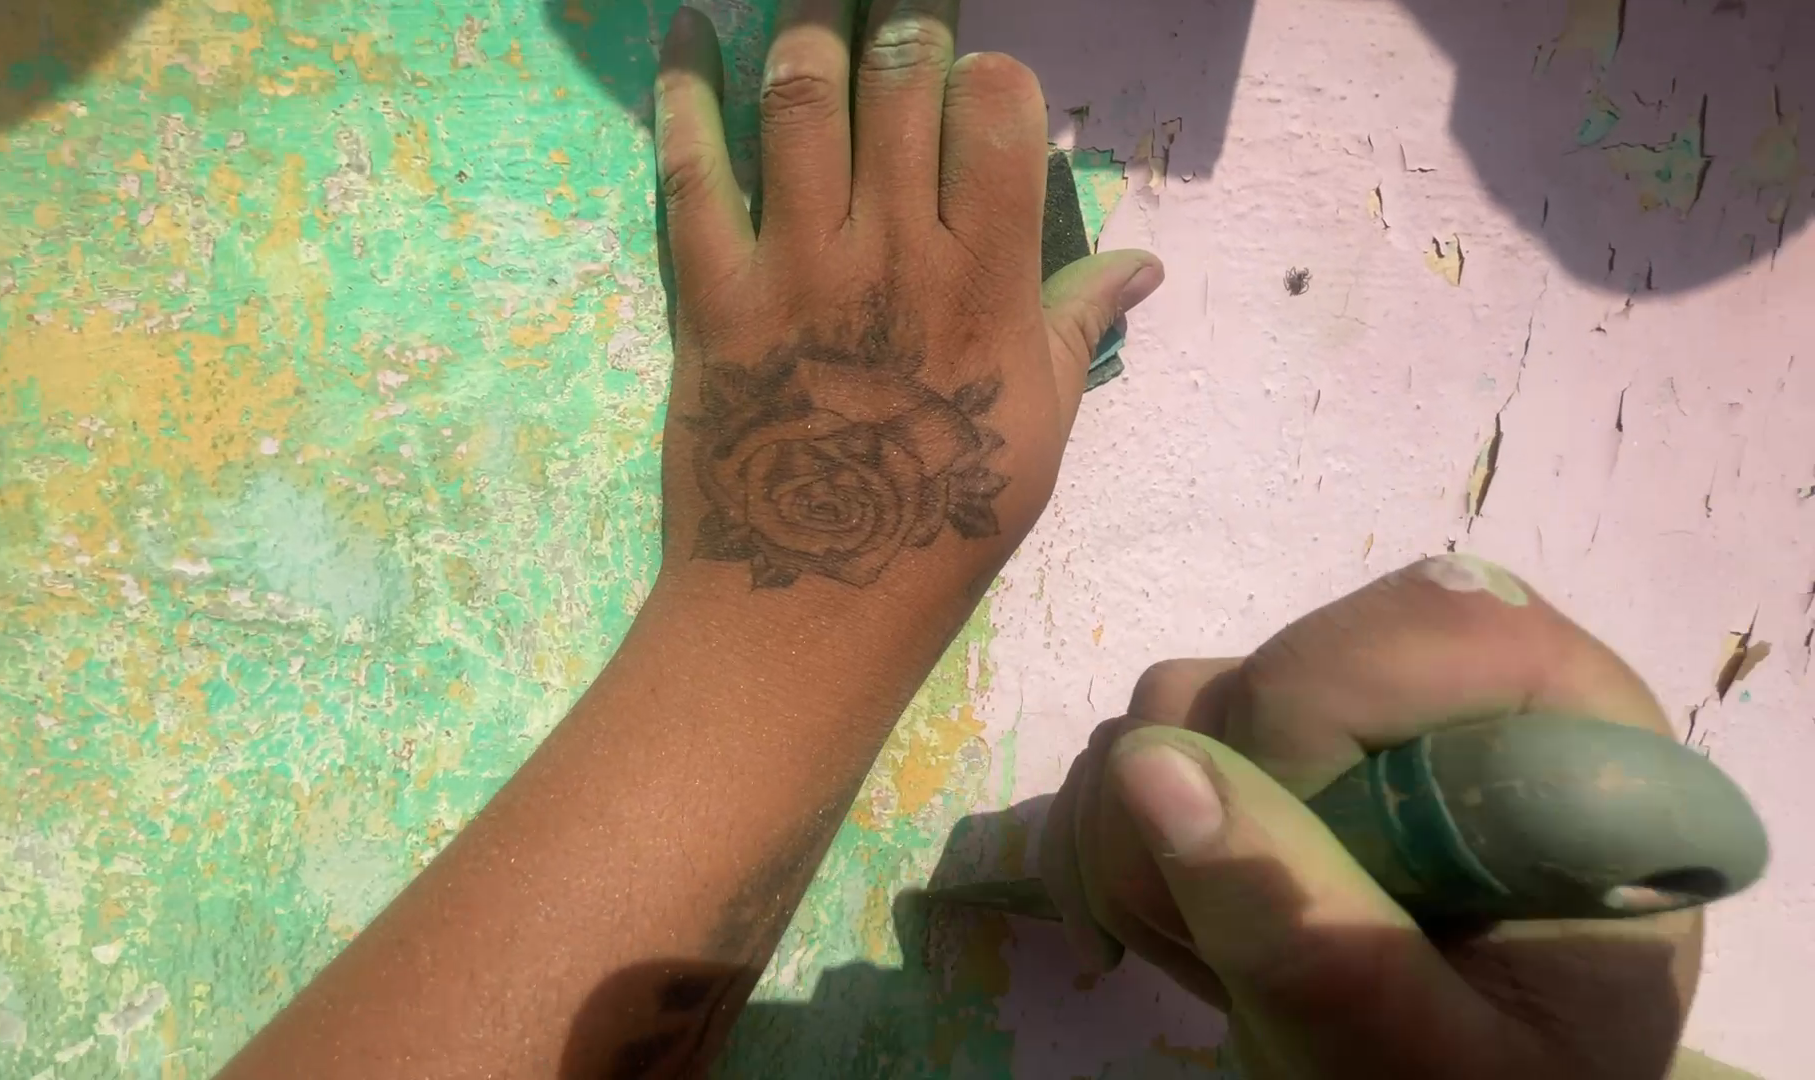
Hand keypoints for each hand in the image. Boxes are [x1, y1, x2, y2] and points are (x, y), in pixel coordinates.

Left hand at [651, 0, 1161, 616]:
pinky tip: (691, 31)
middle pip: (899, 79)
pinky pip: (692, 174)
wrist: (810, 595)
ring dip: (808, 23)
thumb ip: (1075, 332)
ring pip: (799, 100)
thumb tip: (1143, 263)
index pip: (997, 113)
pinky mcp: (711, 298)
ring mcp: (793, 271)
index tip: (972, 83)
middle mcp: (891, 256)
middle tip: (895, 4)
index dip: (986, 74)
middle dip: (902, 17)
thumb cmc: (939, 527)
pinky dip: (685, 92)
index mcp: (984, 287)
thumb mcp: (1039, 441)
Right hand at [1040, 555, 1702, 1078]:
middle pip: (1252, 673)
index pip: (1427, 623)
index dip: (1320, 719)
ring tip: (1203, 954)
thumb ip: (1298, 933)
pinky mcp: (1238, 731)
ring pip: (1163, 706)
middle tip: (1225, 957)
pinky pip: (1120, 738)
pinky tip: (1137, 920)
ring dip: (1138, 849)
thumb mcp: (1409, 1060)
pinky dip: (1095, 838)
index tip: (1299, 860)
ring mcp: (1313, 708)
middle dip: (1201, 825)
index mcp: (1553, 744)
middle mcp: (1426, 695)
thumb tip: (1147, 762)